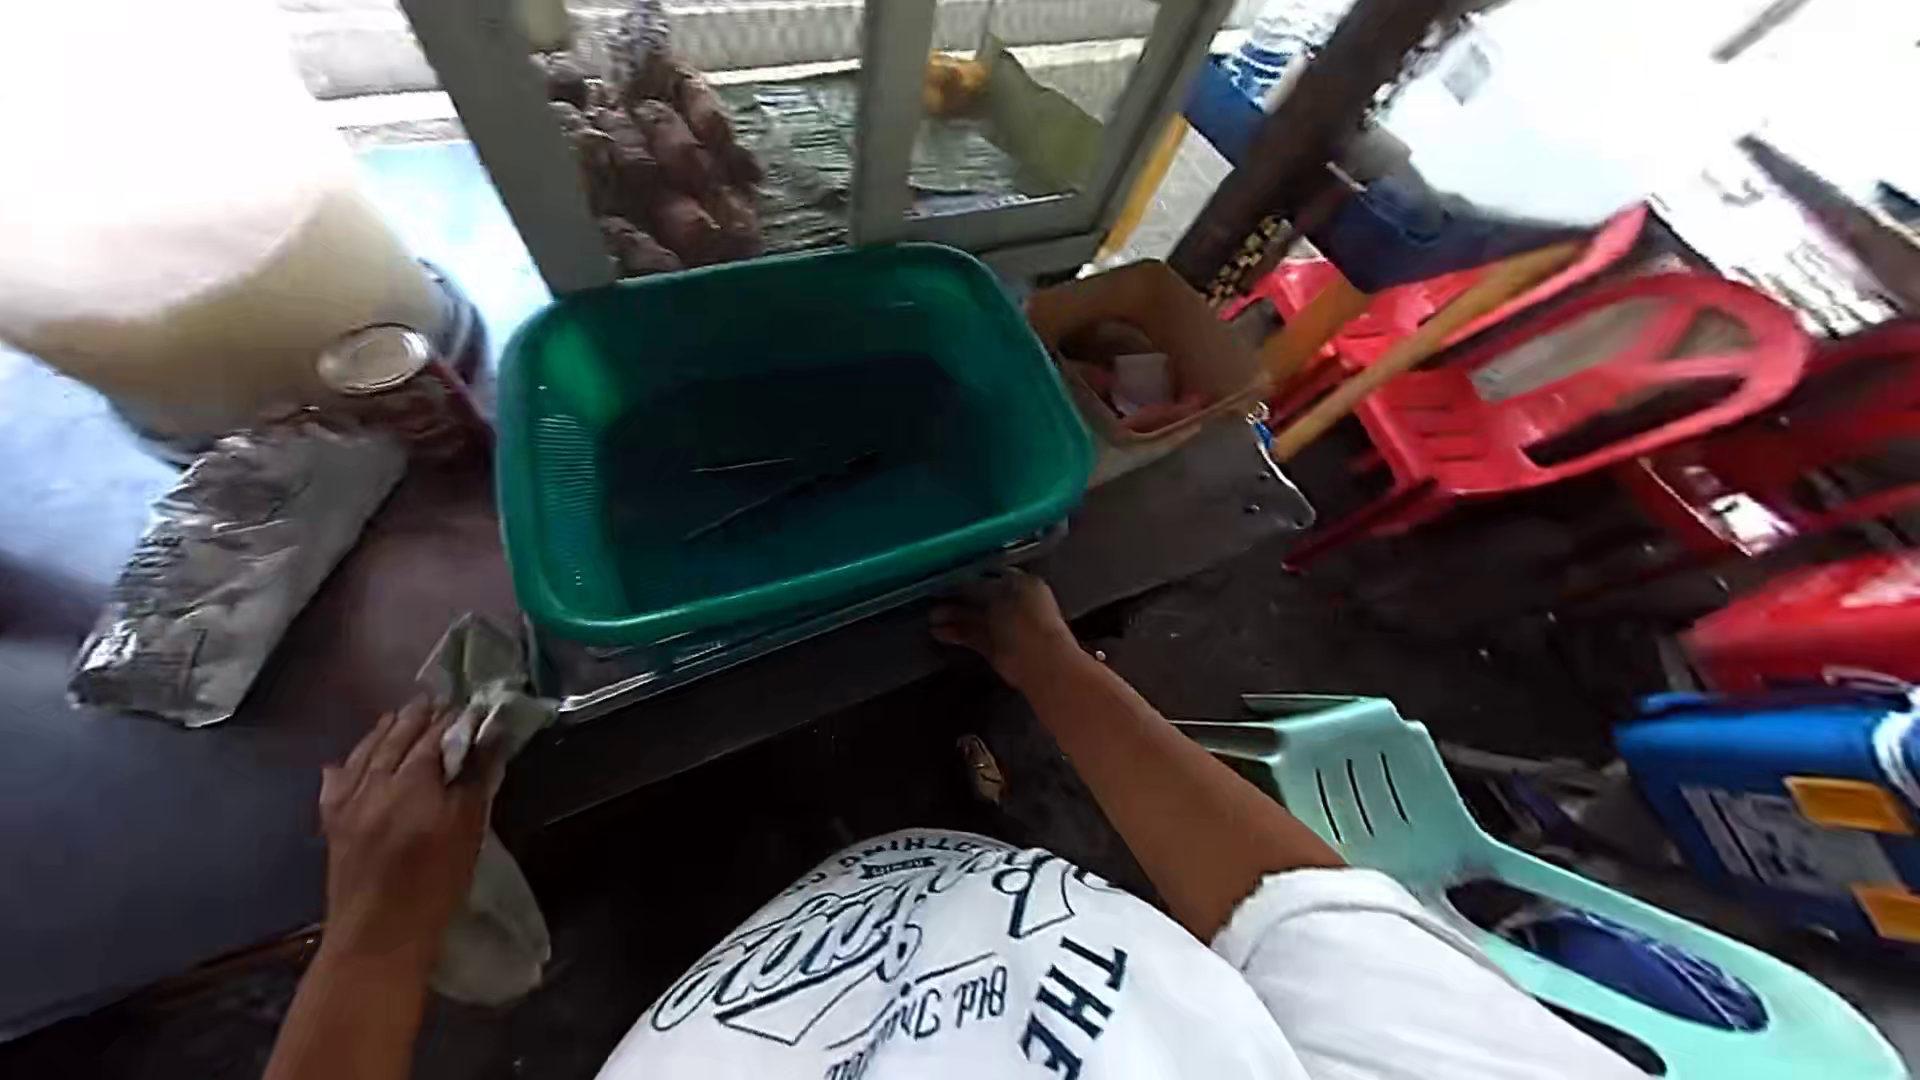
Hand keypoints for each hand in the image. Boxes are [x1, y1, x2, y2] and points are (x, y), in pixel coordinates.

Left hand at [317, 699, 493, 967]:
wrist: (380, 932)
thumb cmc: (437, 875)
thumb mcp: (471, 822)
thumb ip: (478, 776)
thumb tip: (490, 738)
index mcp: (412, 782)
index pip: (436, 737)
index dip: (455, 719)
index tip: (473, 704)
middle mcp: (374, 785)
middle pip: (396, 740)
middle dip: (418, 717)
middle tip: (437, 700)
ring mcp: (348, 805)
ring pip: (363, 756)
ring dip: (383, 732)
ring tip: (399, 715)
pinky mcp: (333, 826)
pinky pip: (334, 786)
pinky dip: (342, 767)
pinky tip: (343, 760)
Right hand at [930, 570, 1081, 690]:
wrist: (1041, 660)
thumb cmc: (1024, 617)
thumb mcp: (1000, 592)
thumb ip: (978, 586)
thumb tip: (959, 582)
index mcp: (1020, 583)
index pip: (988, 575)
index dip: (966, 576)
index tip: (943, 577)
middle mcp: (1012, 603)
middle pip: (978, 597)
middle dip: (955, 596)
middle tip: (931, 597)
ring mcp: (1003, 627)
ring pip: (972, 617)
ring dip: (951, 616)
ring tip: (929, 617)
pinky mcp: (994, 649)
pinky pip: (971, 636)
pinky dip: (954, 633)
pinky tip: (936, 631)